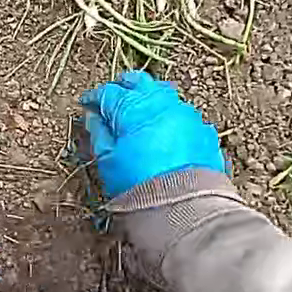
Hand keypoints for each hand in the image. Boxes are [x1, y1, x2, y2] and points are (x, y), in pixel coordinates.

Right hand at [78, 70, 226, 196]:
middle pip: (140, 82)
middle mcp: (163, 103)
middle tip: (113, 95)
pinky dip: (171, 117)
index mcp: (134, 106)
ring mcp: (187, 115)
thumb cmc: (139, 185)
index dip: (95, 97)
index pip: (110, 92)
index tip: (87, 103)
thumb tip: (94, 117)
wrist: (184, 208)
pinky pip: (184, 116)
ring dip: (150, 98)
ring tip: (140, 110)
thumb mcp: (108, 161)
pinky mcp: (204, 131)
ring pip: (166, 94)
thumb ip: (99, 134)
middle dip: (124, 86)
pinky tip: (165, 130)